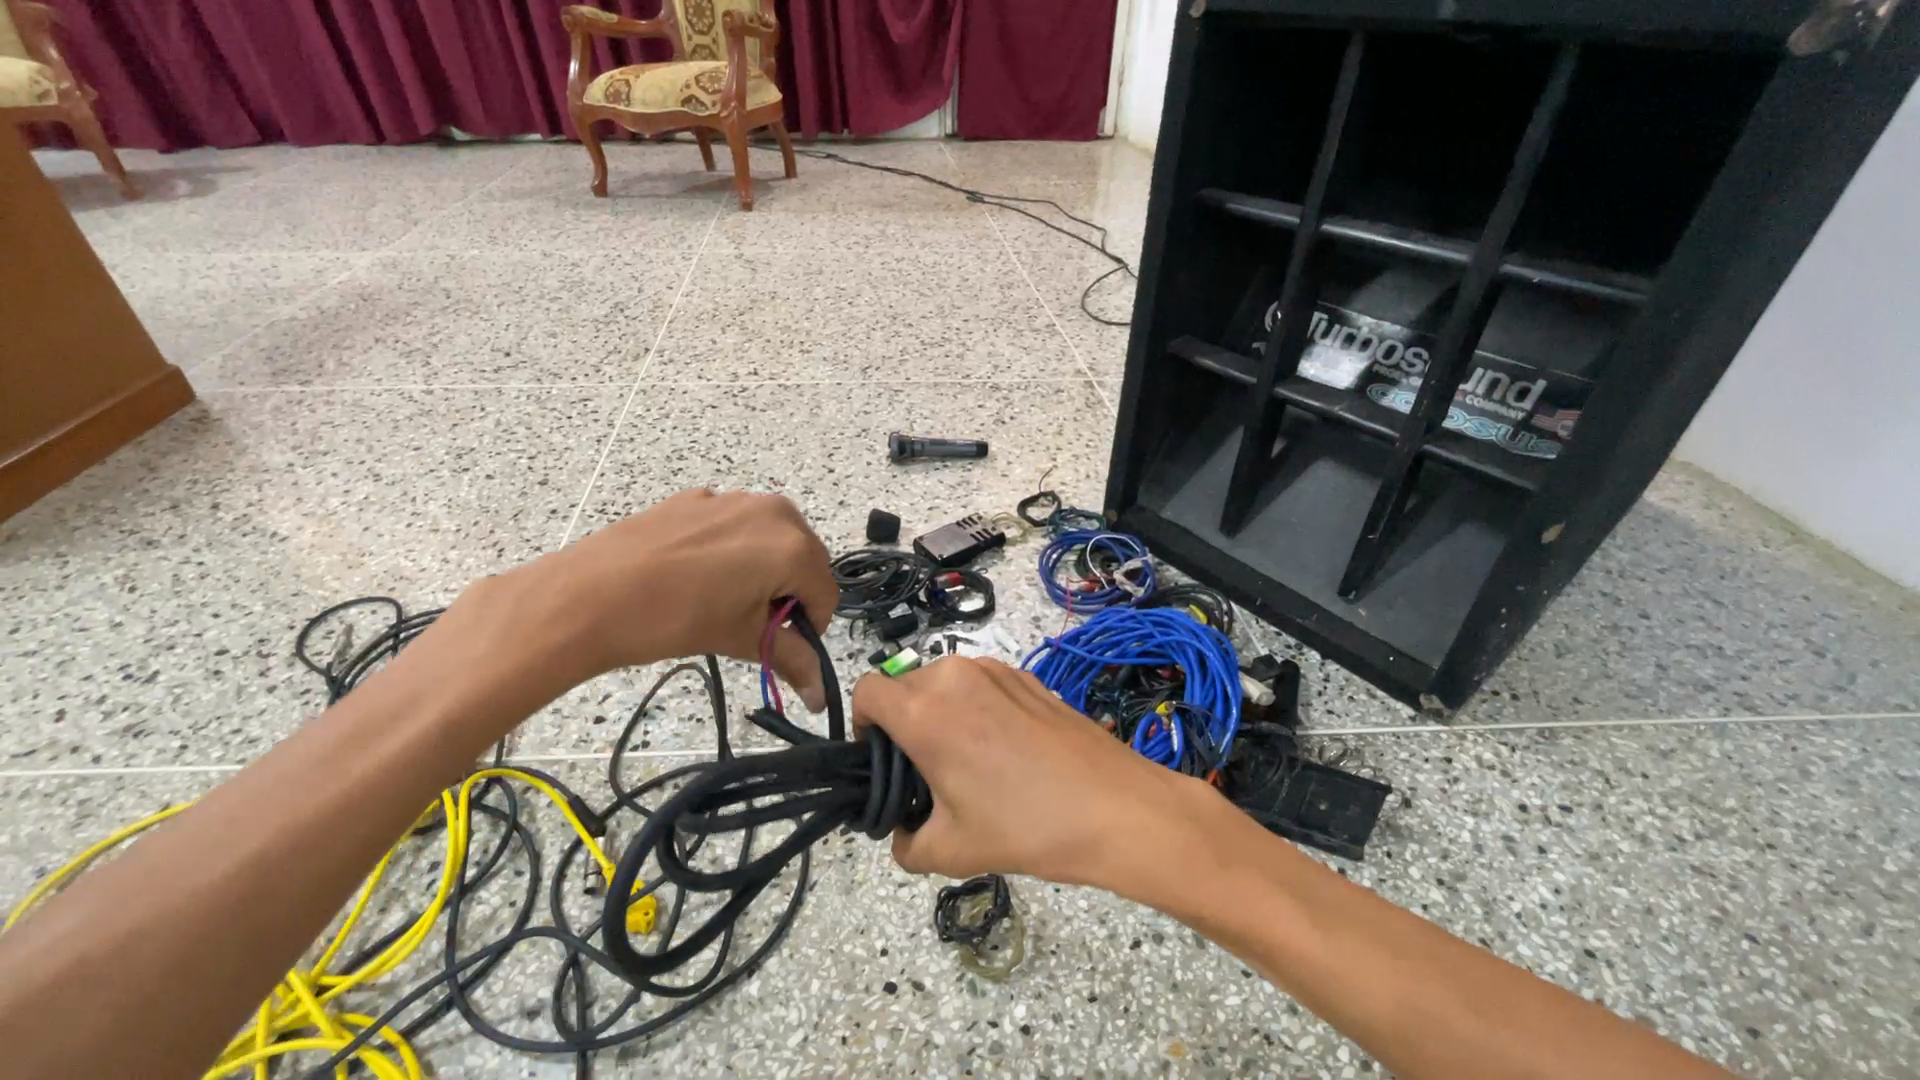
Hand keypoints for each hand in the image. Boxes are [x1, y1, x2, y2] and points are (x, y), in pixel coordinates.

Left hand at [474, 489, 839, 706]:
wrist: (589, 594)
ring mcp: (732, 499)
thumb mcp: (741, 639)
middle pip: (804, 560)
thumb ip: (791, 659)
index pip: (826, 594)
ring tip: (719, 599)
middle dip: (788, 593)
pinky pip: (734, 527)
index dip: (809, 626)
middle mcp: (773, 511)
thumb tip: (819, 697)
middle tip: (750, 623)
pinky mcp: (697, 499)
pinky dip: (730, 551)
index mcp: (793, 546)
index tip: (779, 643)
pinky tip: (693, 577)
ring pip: (770, 540)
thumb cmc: (675, 618)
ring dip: (762, 570)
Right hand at [851, 657, 1224, 896]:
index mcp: (926, 712)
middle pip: (904, 688)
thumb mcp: (951, 850)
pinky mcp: (1028, 677)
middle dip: (903, 726)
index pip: (867, 692)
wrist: (1116, 809)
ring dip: (941, 716)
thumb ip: (906, 844)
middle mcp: (956, 677)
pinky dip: (976, 710)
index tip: (883, 760)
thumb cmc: (1027, 827)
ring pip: (944, 684)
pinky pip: (981, 685)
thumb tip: (903, 834)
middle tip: (927, 775)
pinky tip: (1006, 754)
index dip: (863, 726)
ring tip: (971, 766)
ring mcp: (997, 671)